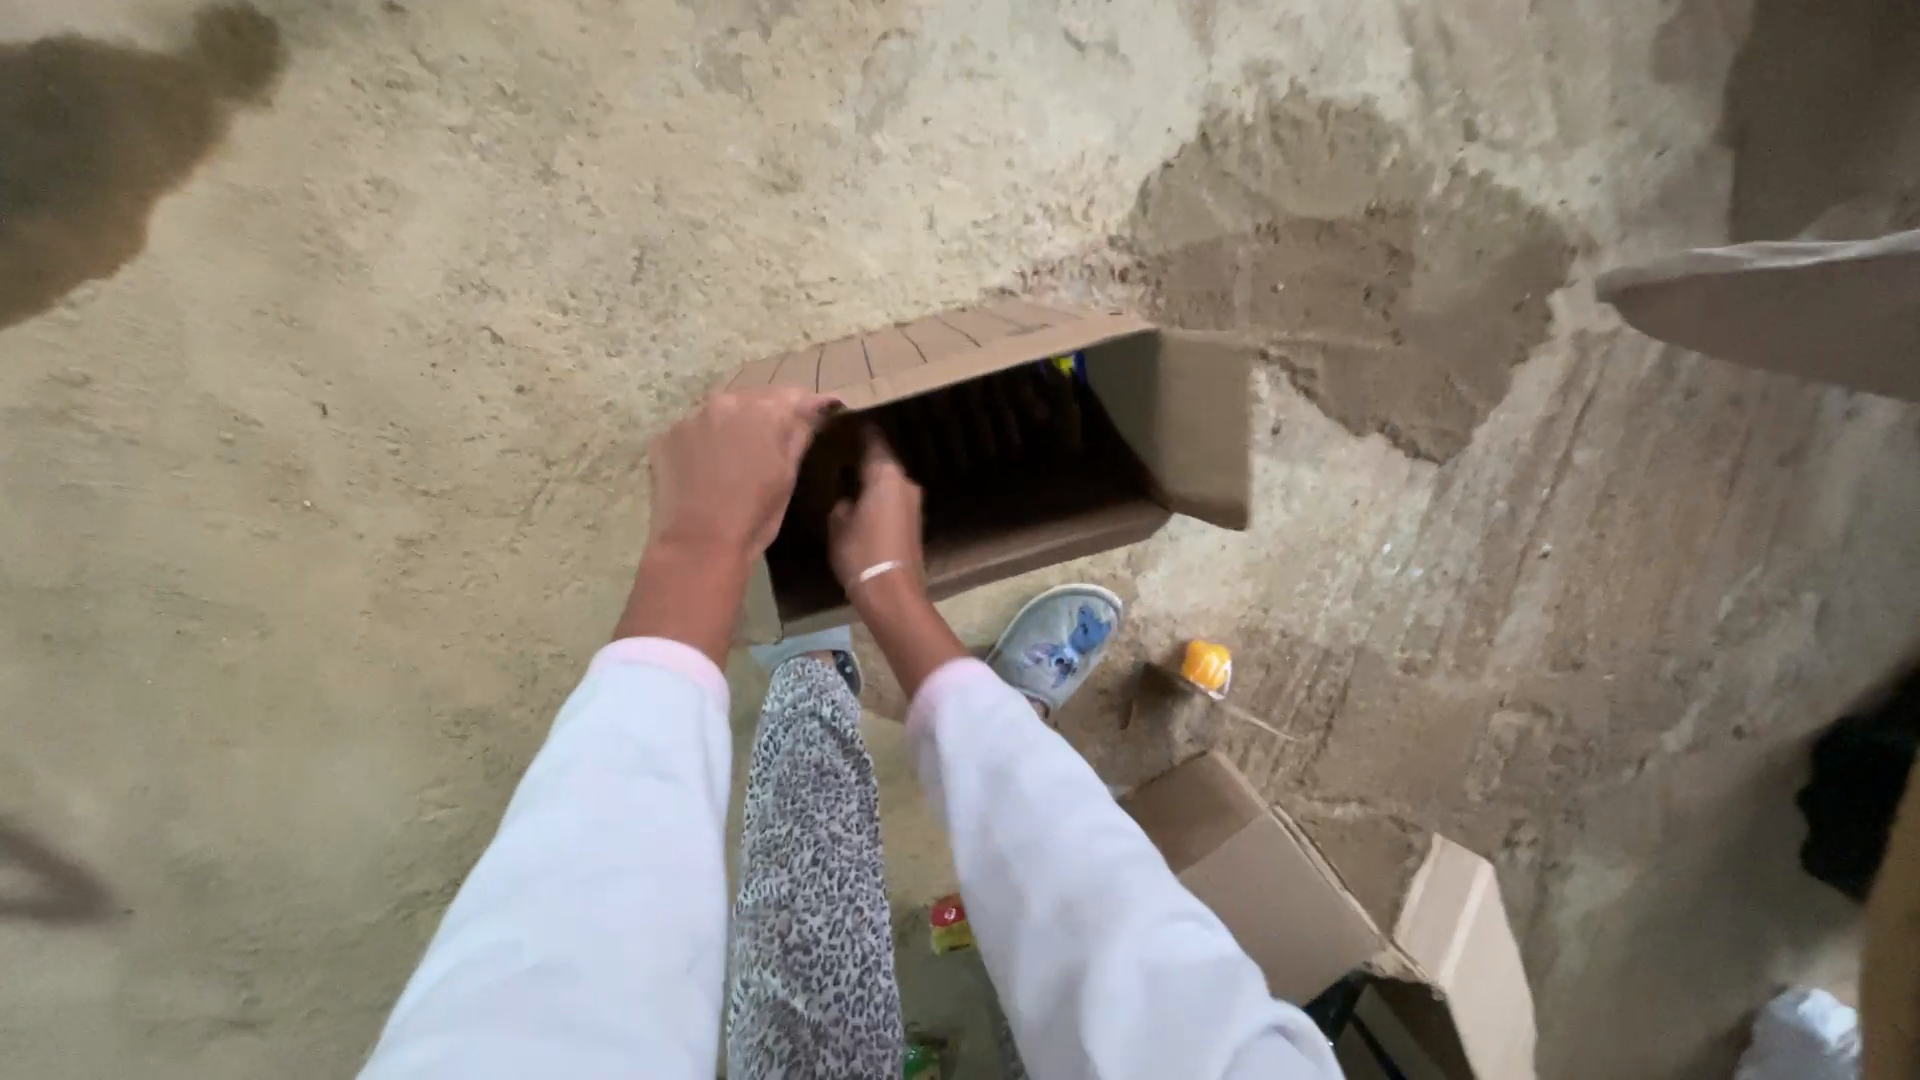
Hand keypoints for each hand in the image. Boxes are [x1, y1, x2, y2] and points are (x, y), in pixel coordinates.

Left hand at [648, 386, 836, 561]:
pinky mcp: (665, 436)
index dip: (807, 410)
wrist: (698, 544)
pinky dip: (703, 443)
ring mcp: (691, 418)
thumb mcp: (788, 476)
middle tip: (769, 450)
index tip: (813, 424)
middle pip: (755, 399)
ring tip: (734, 461)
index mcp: (765, 411)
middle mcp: (725, 402)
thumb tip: (814, 409)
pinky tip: (705, 471)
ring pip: (721, 413)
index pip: (795, 395)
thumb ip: (800, 434)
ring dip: (732, 427)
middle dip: (766, 418)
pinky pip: (693, 430)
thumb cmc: (755, 514)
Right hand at [828, 428, 924, 593]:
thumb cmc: (861, 552)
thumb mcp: (838, 524)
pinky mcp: (915, 522)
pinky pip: (893, 499)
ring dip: (873, 479)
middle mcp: (905, 482)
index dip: (859, 430)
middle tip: (841, 451)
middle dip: (865, 456)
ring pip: (889, 482)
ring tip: (848, 476)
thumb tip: (848, 499)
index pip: (873, 440)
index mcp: (886, 475)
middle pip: (883, 461)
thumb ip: (841, 503)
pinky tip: (862, 501)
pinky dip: (879, 496)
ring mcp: (914, 503)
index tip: (845, 422)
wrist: (892, 591)